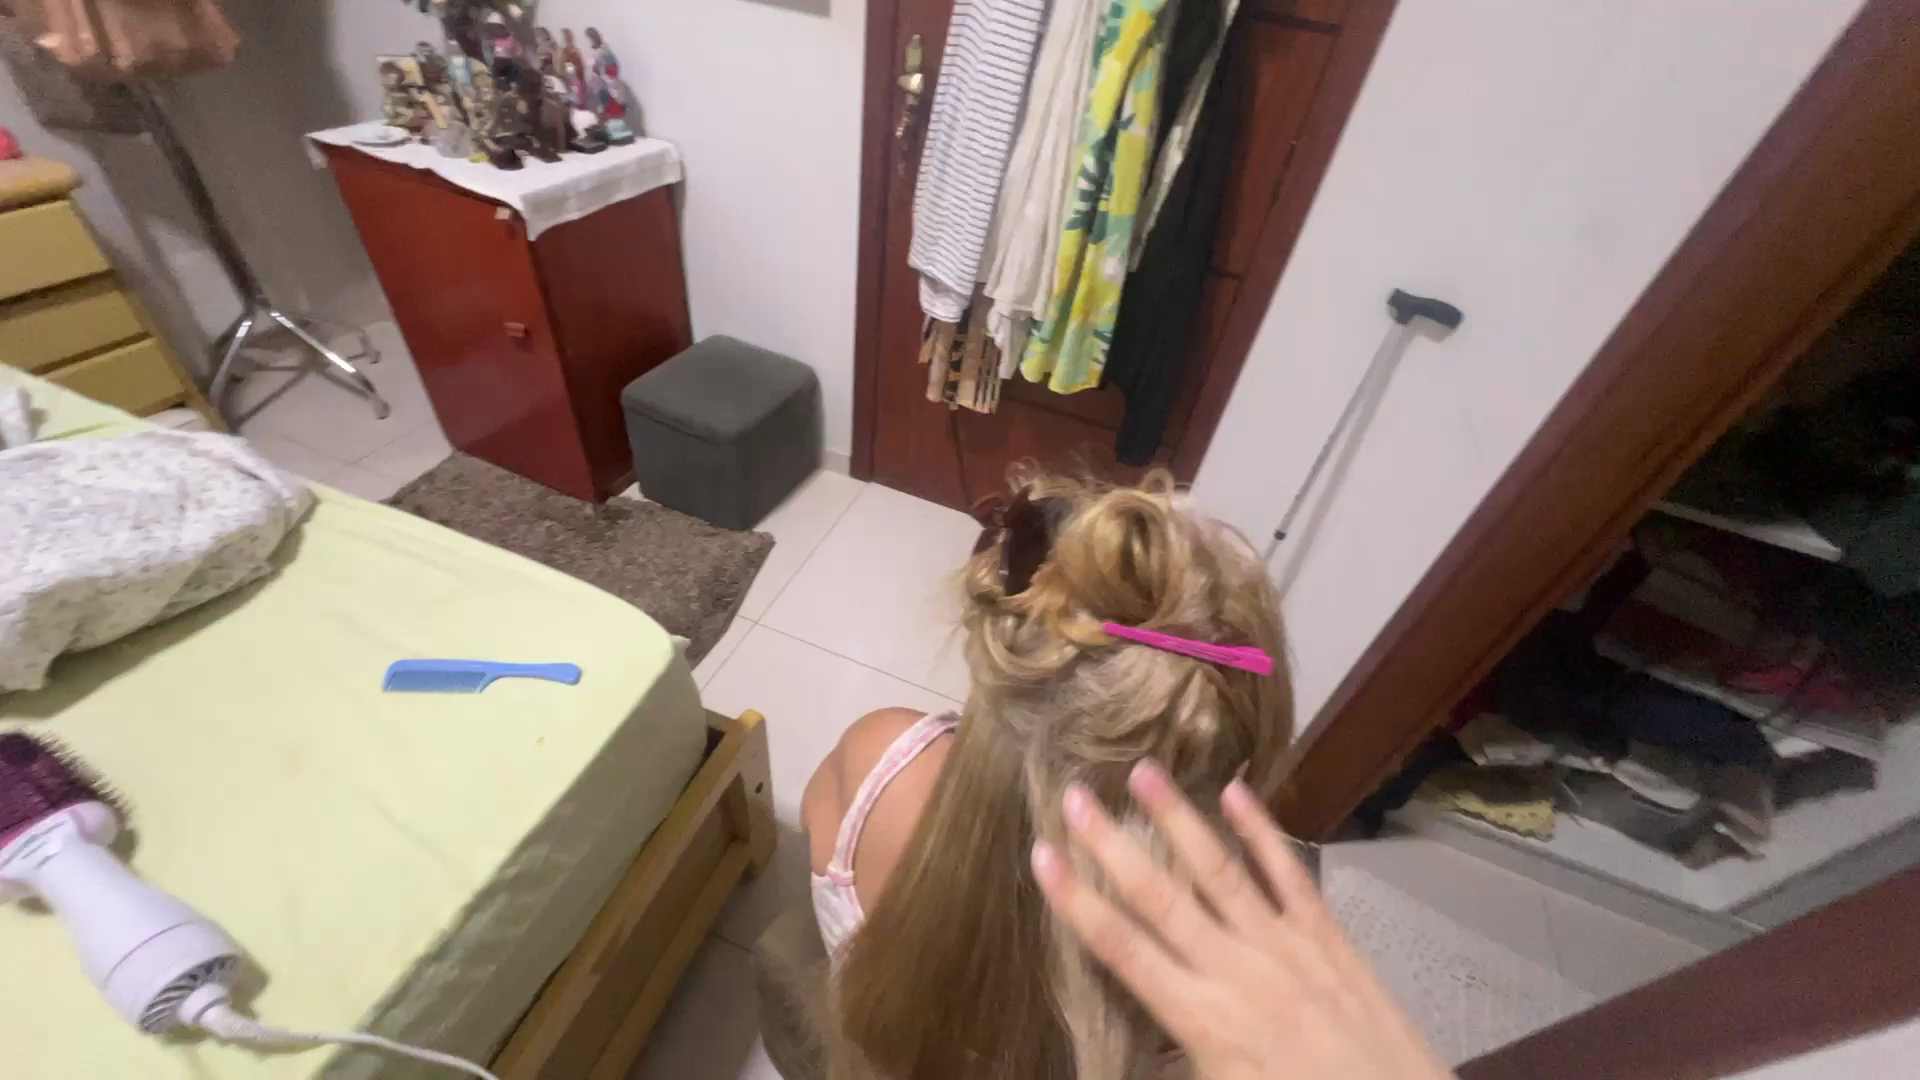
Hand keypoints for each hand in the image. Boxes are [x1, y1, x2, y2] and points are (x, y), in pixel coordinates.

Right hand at [1031, 762, 1453, 1079]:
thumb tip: (1129, 1023)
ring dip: (1177, 819)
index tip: (1042, 856)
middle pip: (1160, 898)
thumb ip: (1175, 1057)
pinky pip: (1289, 875)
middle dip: (1112, 845)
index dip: (1077, 901)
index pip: (1123, 951)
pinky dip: (1262, 832)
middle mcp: (1237, 971)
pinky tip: (1235, 792)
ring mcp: (1285, 947)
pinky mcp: (1327, 937)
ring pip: (1219, 871)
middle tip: (1075, 795)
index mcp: (1204, 1020)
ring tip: (1143, 771)